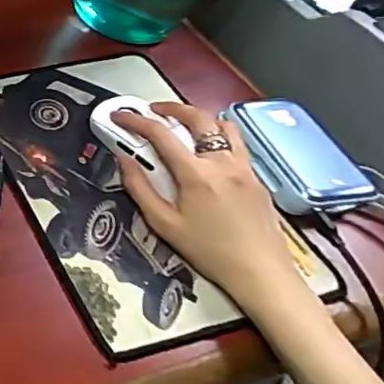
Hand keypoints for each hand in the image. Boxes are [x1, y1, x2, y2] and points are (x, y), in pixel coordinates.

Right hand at [112, 102, 310, 313]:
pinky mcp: (257, 179)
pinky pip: (237, 144)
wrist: (262, 275)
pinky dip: (218, 136)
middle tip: (153, 110)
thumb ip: (140, 188)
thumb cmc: (210, 252)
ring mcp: (245, 169)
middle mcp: (223, 164)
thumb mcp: (164, 223)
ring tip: (183, 123)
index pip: (161, 134)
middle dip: (171, 108)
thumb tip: (124, 160)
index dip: (135, 120)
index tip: (120, 116)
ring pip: (224, 126)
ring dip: (200, 118)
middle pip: (198, 118)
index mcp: (197, 174)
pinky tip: (207, 150)